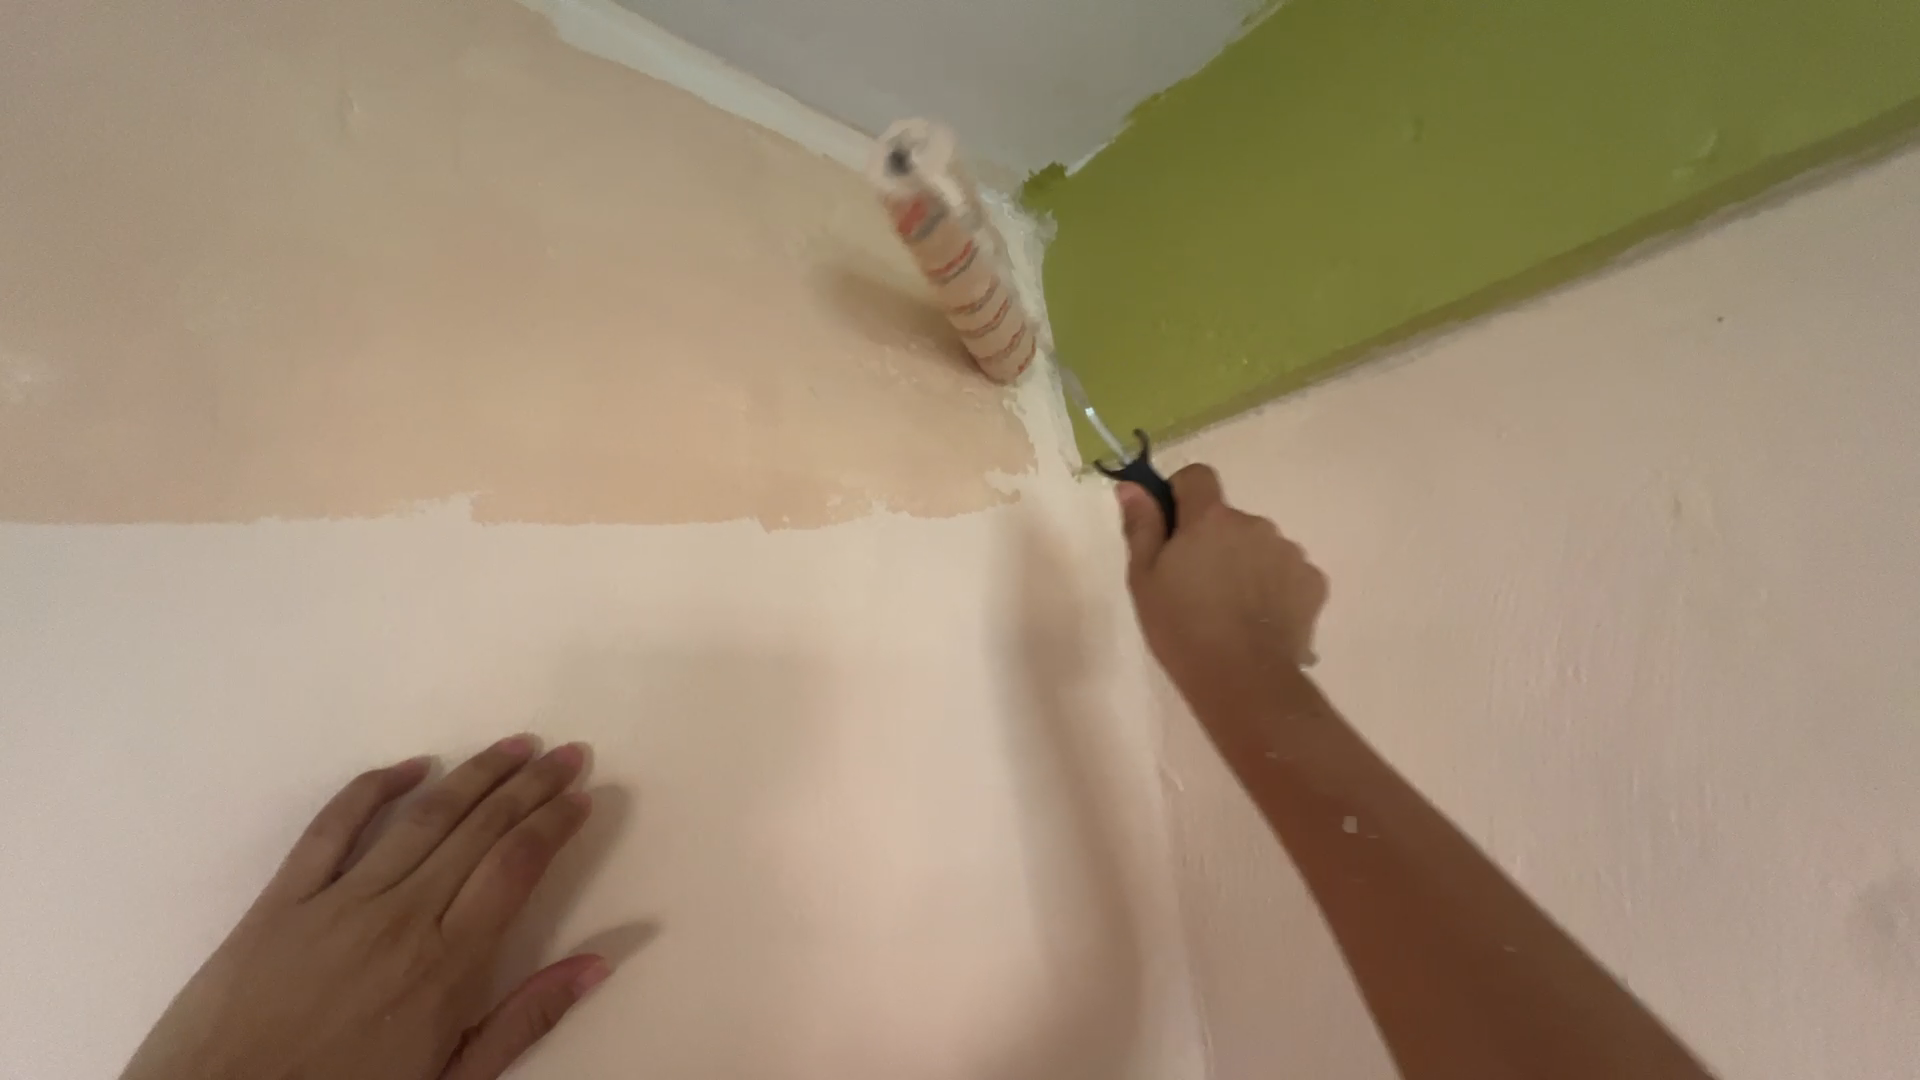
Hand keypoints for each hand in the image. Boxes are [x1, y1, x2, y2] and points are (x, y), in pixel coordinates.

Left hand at [122, 737, 606, 1079]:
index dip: (555, 821)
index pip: (518, 864)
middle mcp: (403, 916)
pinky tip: (414, 765)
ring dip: (478, 773)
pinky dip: (374, 788)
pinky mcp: (278, 903)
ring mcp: (338, 903)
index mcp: (449, 962)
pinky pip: (331, 829)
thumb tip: (601, 962)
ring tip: (515, 745)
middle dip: (534, 784)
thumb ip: (526, 1019)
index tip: (581, 795)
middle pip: (483, 828)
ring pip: (425, 816)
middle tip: (566, 753)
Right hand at [1117, 465, 1328, 716]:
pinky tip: (1257, 619)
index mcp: (1209, 518)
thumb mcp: (1144, 578)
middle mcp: (1254, 524)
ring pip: (1257, 545)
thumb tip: (1132, 485)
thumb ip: (1141, 525)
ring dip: (1243, 563)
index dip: (1181, 495)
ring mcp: (1289, 552)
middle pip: (1227, 518)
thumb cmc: (1180, 627)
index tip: (1171, 528)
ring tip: (1228, 609)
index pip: (1197, 476)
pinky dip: (1271, 587)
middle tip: (1194, 584)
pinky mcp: (1312, 582)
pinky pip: (1285, 572)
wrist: (1243, 680)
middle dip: (1212, 540)